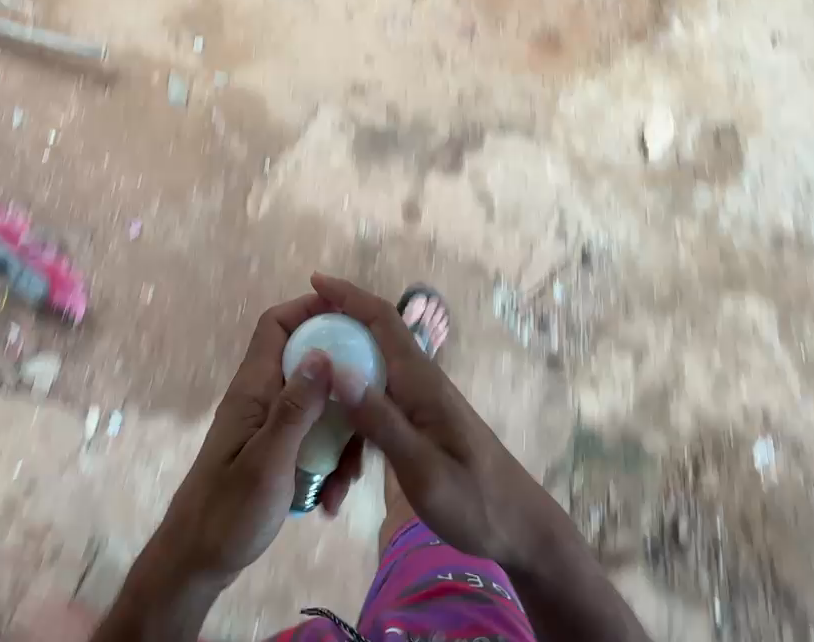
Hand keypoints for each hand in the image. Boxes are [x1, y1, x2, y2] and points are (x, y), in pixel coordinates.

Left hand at [96, 294, 367, 640]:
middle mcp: (260, 398)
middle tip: (373, 404)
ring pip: (315, 407)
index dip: (308, 310)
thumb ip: (295, 408)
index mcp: (253, 389)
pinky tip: (333, 499)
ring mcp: (267, 425)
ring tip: (350, 477)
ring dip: (340, 435)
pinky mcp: (275, 452)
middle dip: (342, 383)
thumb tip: (322, 353)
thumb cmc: (228, 511)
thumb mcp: (269, 460)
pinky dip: (328, 463)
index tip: (350, 317)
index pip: (275, 325)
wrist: (197, 561)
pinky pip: (311, 440)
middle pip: (306, 364)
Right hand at [311, 273, 564, 573]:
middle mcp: (419, 383)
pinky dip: (354, 430)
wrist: (521, 531)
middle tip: (292, 346)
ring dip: (339, 395)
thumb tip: (336, 368)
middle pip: (370, 341)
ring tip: (308, 424)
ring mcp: (420, 405)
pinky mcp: (420, 427)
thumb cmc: (476, 500)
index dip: (348, 296)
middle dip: (332, 334)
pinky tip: (340, 475)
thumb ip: (381, 420)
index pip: (382, 320)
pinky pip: (377, 412)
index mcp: (421, 381)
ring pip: (368, 381)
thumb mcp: (423, 469)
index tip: (315, 280)